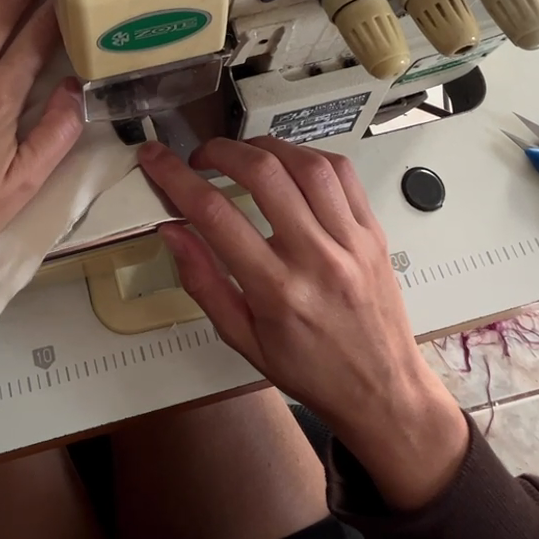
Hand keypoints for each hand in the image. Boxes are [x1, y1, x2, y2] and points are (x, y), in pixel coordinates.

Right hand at [141, 136, 468, 509]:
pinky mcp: (372, 230)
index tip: (155, 158)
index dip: (176, 177)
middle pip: (263, 174)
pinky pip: (341, 172)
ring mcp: (350, 240)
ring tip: (242, 155)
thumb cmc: (309, 368)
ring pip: (305, 163)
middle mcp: (316, 258)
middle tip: (201, 158)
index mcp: (276, 290)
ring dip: (263, 146)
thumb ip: (202, 280)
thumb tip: (172, 229)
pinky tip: (287, 163)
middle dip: (220, 151)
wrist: (383, 392)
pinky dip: (306, 154)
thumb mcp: (241, 337)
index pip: (215, 214)